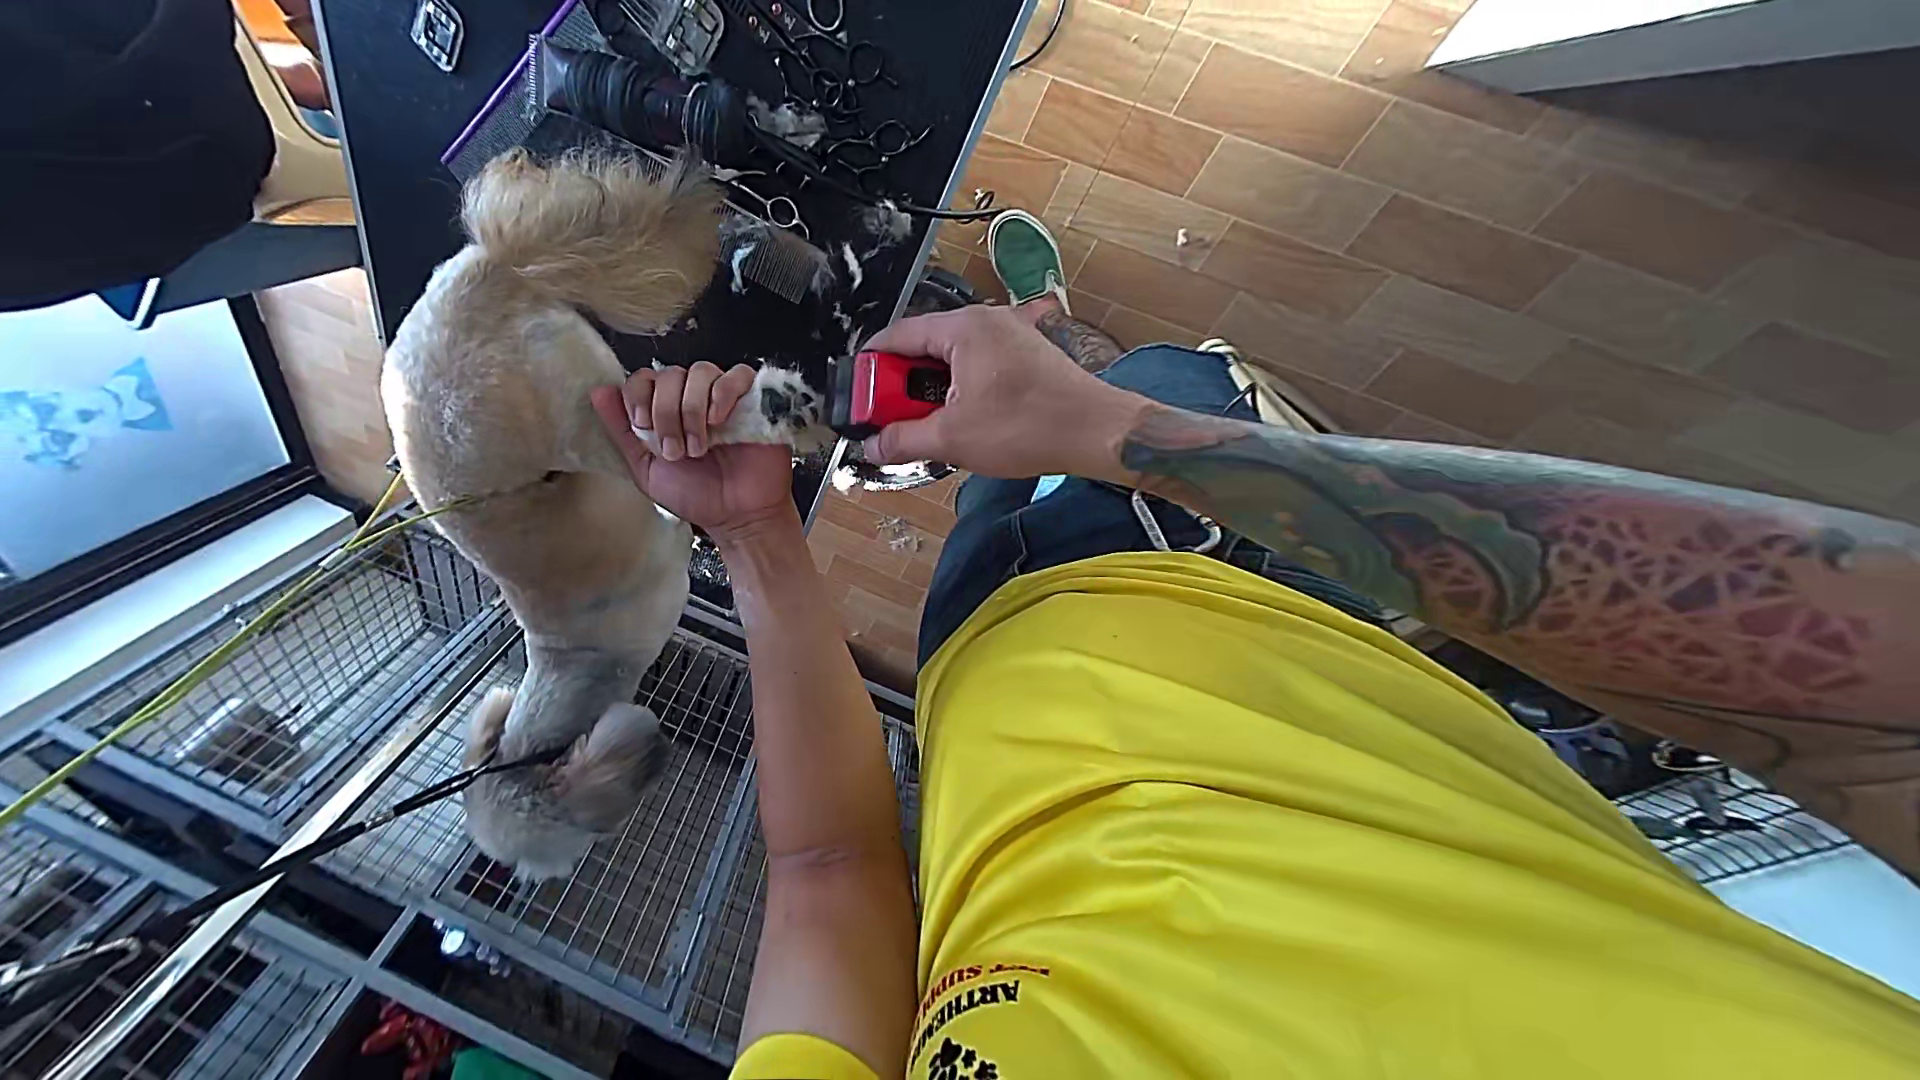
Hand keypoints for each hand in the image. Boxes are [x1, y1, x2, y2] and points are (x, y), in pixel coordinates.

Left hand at [590, 362, 798, 543]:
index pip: (645, 378)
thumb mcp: (646, 469)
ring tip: (699, 444)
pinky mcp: (757, 402)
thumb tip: (599, 392)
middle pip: (671, 374)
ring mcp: (726, 400)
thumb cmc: (697, 497)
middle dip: (666, 411)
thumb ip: (623, 432)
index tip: (643, 427)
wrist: (737, 517)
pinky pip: (740, 376)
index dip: (639, 396)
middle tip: (675, 449)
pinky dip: (724, 392)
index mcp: (667, 411)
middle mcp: (695, 400)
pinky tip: (719, 419)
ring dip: (692, 407)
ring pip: (702, 372)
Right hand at [858, 307, 1149, 481]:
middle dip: (904, 387)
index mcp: (963, 328)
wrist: (1096, 432)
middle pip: (923, 348)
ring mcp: (1009, 337)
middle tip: (894, 420)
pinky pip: (977, 369)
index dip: (872, 370)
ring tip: (927, 428)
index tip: (862, 399)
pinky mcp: (1025, 357)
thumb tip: (874, 445)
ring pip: (951, 362)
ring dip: (932, 394)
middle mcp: (986, 322)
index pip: (896, 336)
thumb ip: (903, 440)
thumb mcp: (953, 438)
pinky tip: (961, 423)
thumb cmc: (1031, 426)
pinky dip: (960, 393)